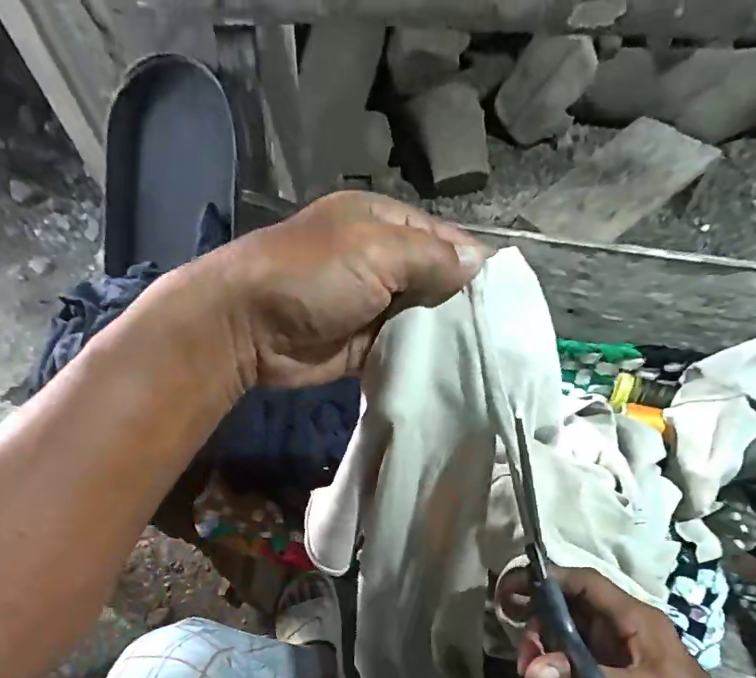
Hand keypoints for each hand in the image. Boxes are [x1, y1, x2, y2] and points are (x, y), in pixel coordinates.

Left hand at [177, 191, 487, 391]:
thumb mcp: (376, 251)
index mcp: (385, 224)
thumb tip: (480, 263)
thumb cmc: (312, 275)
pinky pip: (402, 349)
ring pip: (423, 319)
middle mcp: (383, 262)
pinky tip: (450, 375)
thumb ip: (431, 257)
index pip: (446, 241)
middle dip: (464, 307)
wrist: (248, 327)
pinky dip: (421, 359)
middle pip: (438, 282)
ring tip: (485, 361)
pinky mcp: (363, 344)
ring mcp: (372, 305)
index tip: (507, 301)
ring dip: (445, 338)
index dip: (476, 268)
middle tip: (501, 338)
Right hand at [509, 567, 755, 677]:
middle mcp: (625, 629)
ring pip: (571, 641)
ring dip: (547, 659)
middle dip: (540, 630)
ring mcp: (621, 655)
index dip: (546, 580)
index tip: (511, 594)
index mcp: (634, 619)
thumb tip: (531, 668)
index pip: (584, 583)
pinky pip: (579, 669)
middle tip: (525, 662)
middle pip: (571, 611)